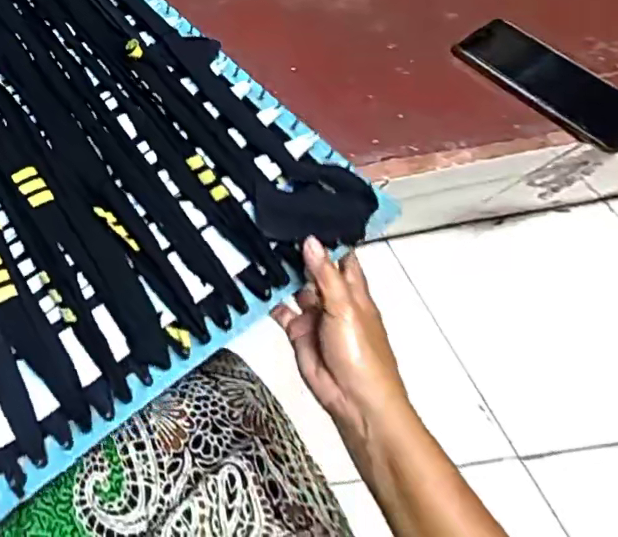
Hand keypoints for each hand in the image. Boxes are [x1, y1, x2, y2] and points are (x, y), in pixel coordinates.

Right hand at [270, 237, 411, 449]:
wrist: (354, 402)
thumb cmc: (364, 358)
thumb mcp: (346, 309)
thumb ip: (325, 275)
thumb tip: (311, 241)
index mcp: (353, 291)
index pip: (341, 256)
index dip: (327, 237)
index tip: (305, 215)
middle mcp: (333, 299)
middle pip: (313, 268)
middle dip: (296, 251)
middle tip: (271, 226)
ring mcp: (314, 315)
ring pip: (294, 286)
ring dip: (280, 272)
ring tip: (258, 247)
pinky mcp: (297, 330)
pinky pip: (279, 308)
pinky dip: (267, 298)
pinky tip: (253, 282)